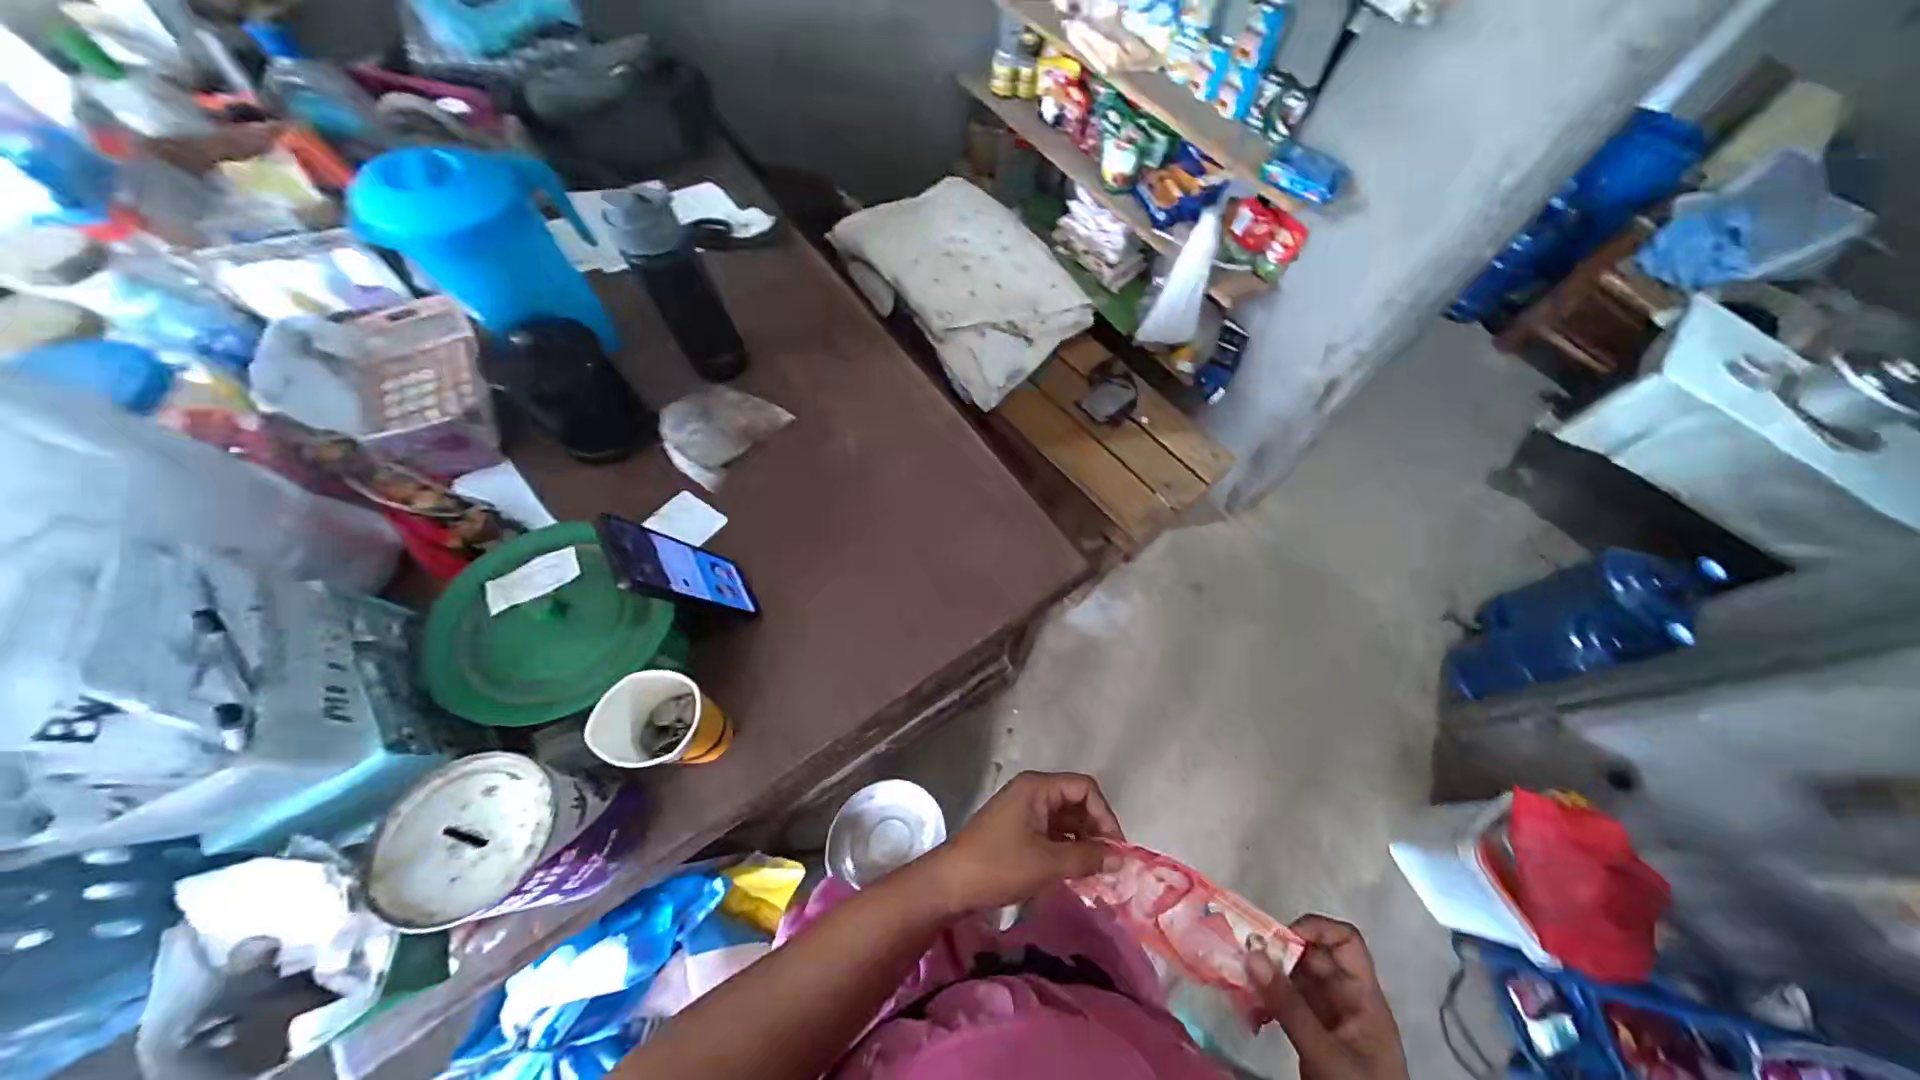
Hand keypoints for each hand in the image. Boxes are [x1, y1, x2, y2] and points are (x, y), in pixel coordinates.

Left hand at [913, 771, 1124, 913]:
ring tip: (1095, 871)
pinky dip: (1066, 848)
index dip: (1105, 814)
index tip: (1115, 848)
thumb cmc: (999, 866)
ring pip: (1064, 819)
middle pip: (1075, 801)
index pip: (1084, 788)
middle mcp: (1030, 792)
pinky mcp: (1016, 829)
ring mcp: (1022, 810)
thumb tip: (1120, 857)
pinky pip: (1051, 831)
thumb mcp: (1048, 863)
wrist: (950, 884)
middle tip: (1109, 863)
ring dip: (1082, 841)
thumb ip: (1087, 857)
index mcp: (1036, 788)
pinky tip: (1075, 871)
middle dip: (1095, 829)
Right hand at [1248, 916, 1408, 1079]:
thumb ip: (1289, 1006)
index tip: (1279, 938)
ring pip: (1296, 978)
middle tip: (1244, 956)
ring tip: (1238, 980)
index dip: (1315, 928)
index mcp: (1364, 998)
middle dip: (1278, 952)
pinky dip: (1267, 1000)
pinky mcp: (1312, 1036)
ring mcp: (1329, 1019)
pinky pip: (1287, 1003)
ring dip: (1267, 976)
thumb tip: (1251, 953)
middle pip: (1314, 957)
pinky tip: (1248, 1010)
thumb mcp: (1326, 1054)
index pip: (1345, 942)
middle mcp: (1347, 1000)